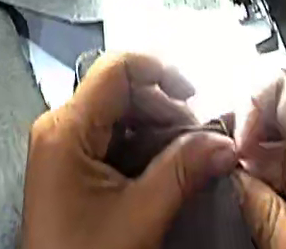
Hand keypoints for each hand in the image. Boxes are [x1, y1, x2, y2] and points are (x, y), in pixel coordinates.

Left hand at [22, 52, 240, 248]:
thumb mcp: (139, 216)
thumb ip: (184, 169)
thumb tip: (225, 141)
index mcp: (66, 128)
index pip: (118, 67)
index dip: (160, 71)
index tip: (194, 95)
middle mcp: (60, 127)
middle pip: (123, 89)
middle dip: (166, 107)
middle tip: (200, 136)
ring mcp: (64, 146)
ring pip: (122, 112)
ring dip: (160, 127)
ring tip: (189, 154)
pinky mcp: (71, 166)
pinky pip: (115, 135)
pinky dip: (145, 144)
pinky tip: (168, 166)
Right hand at [233, 75, 285, 248]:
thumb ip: (265, 210)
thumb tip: (232, 174)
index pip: (282, 88)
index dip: (249, 105)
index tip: (231, 148)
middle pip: (272, 123)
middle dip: (241, 145)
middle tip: (215, 177)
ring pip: (275, 157)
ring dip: (248, 173)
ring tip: (227, 201)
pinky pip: (285, 186)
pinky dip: (261, 195)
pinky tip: (246, 218)